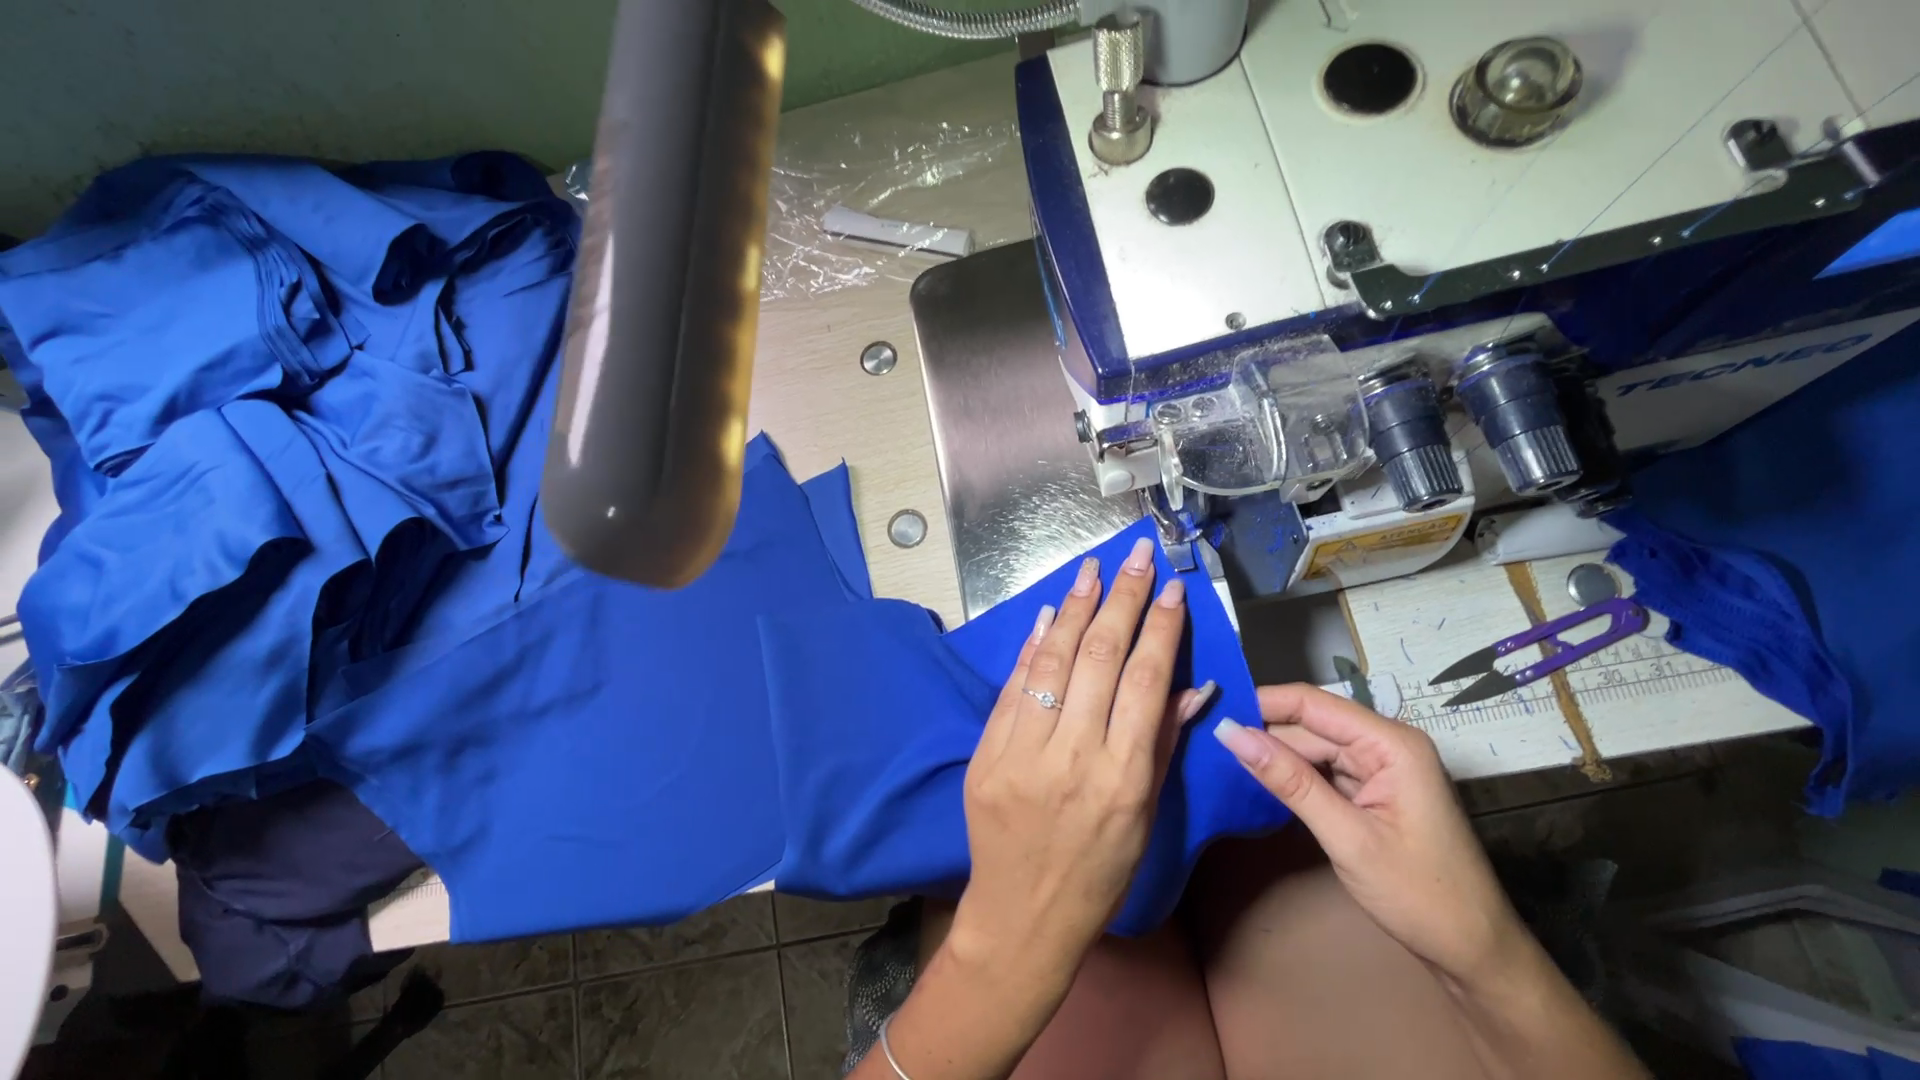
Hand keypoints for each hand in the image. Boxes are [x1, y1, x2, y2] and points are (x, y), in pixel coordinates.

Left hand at [954, 536, 1212, 968]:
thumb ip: (1162, 745)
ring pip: (1054, 662)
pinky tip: (1049, 614)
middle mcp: (1074, 757)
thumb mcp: (1146, 818)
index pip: (1146, 680)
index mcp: (1123, 776)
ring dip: (1074, 608)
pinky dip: (1032, 648)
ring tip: (1091, 570)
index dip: (1160, 626)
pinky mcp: (986, 755)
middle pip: (1101, 657)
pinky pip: (1014, 689)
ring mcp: (1023, 753)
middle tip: (1134, 554)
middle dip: (1121, 597)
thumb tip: (1189, 685)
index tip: (1170, 587)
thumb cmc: (1098, 873)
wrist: (1022, 915)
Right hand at [1211, 684, 1525, 984]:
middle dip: (1262, 733)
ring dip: (1274, 756)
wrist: (1473, 952)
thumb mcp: (1347, 837)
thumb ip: (1288, 781)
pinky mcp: (1373, 790)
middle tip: (1206, 744)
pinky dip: (1293, 777)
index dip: (1260, 702)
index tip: (1210, 711)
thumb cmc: (1419, 894)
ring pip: (1311, 748)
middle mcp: (1386, 744)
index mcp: (1391, 743)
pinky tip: (1259, 782)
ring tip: (1221, 761)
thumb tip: (1230, 733)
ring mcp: (1380, 768)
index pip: (1312, 703)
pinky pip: (1323, 770)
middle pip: (1309, 725)